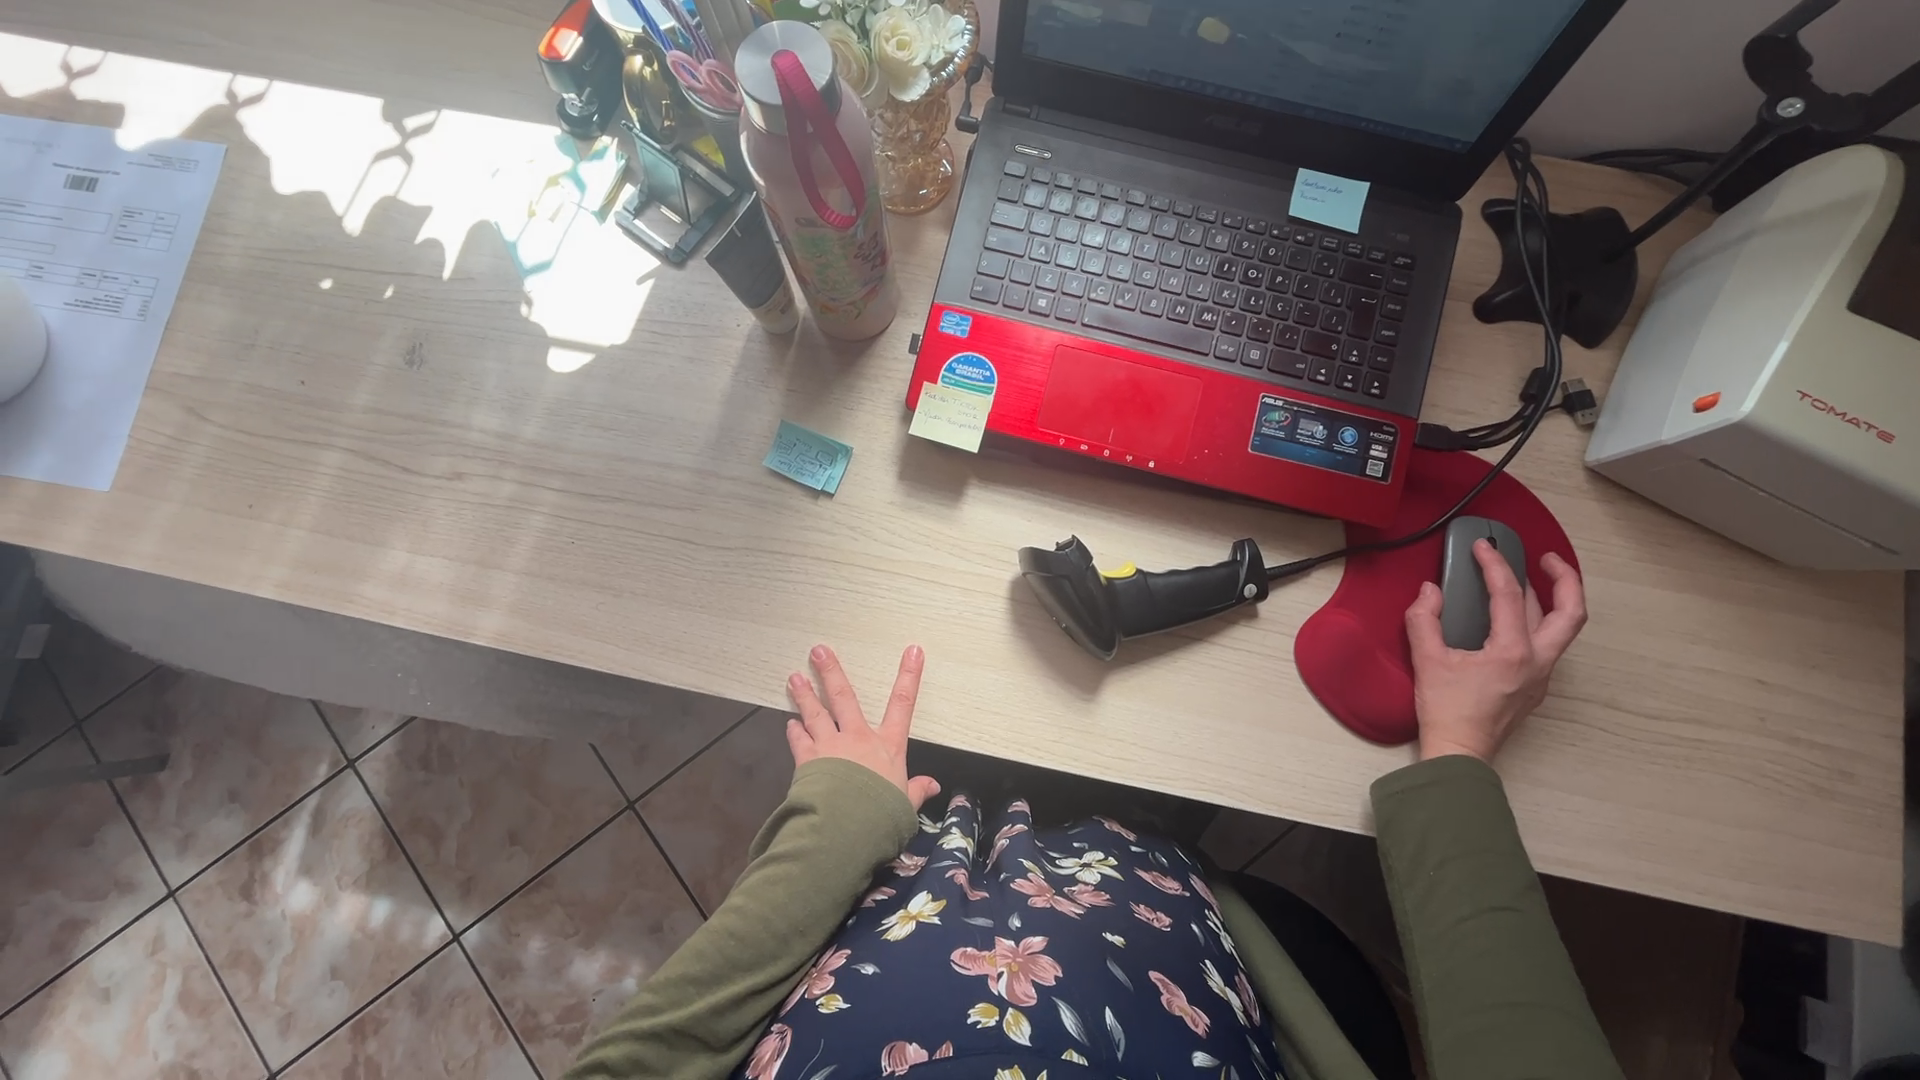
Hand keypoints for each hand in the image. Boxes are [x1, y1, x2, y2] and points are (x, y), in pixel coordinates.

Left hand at [786, 644, 941, 809]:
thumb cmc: (879, 814)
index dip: (909, 676)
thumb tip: (932, 785)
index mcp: (887, 746)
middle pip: (844, 698)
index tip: (912, 652)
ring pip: (815, 713)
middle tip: (819, 651)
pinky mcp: (808, 760)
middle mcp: (858, 738)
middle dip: (832, 672)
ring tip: (794, 677)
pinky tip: (789, 724)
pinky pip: (799, 740)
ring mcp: (830, 746)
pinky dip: (794, 731)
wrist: (845, 825)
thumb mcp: (905, 804)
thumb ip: (916, 790)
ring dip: (805, 695)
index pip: (903, 704)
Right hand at [1403, 542, 1586, 763]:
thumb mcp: (1427, 660)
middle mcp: (1538, 661)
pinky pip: (1548, 645)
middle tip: (1546, 558)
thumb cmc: (1445, 709)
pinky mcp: (1534, 687)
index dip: (1494, 566)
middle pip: (1571, 612)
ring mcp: (1541, 676)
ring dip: (1553, 601)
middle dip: (1565, 579)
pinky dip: (1539, 622)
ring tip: (1533, 582)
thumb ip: (1424, 620)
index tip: (1482, 548)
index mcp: (1513, 652)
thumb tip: (1429, 592)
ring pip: (1563, 629)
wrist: (1460, 751)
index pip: (1509, 596)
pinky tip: (1517, 619)